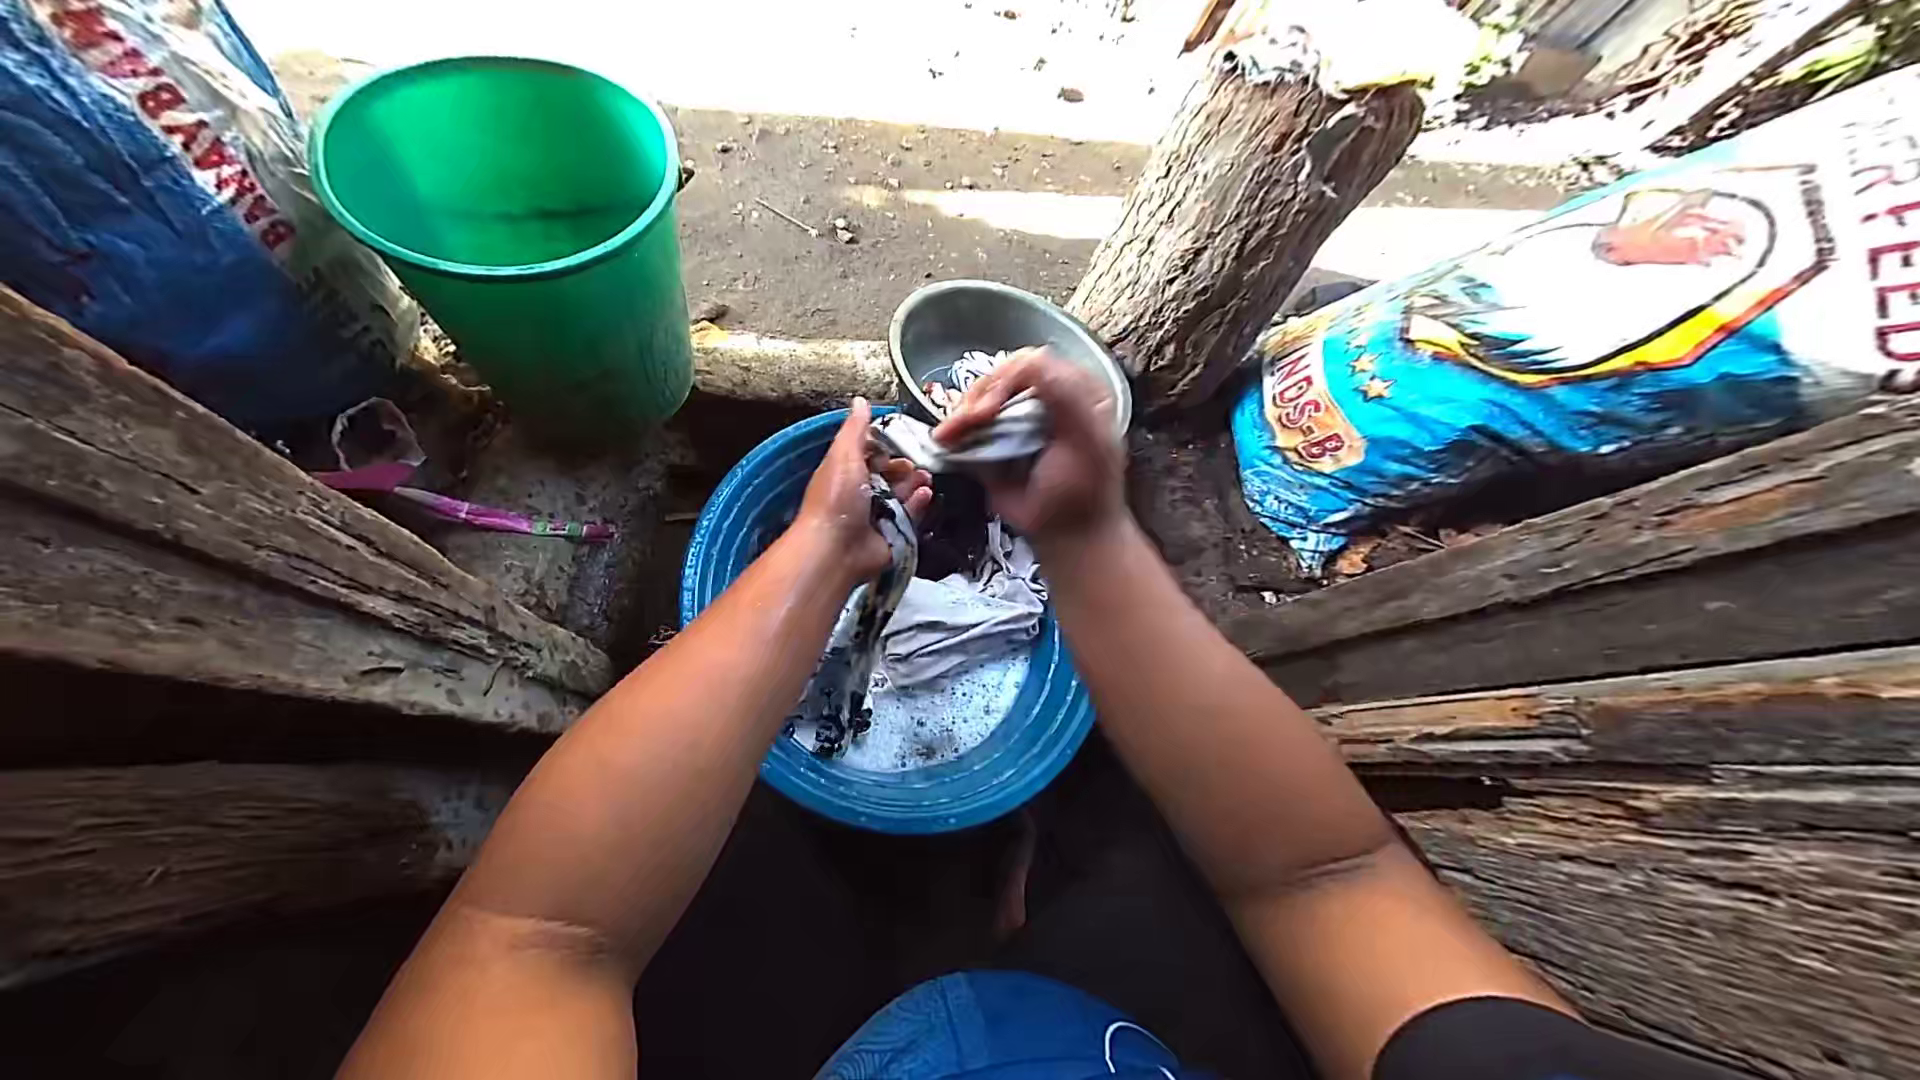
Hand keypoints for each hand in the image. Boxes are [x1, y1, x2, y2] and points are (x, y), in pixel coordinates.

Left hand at [793, 397, 932, 583]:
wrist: (836, 548)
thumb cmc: (835, 499)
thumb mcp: (844, 455)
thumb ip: (855, 428)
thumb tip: (860, 401)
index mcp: (845, 472)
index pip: (870, 455)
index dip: (886, 447)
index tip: (901, 442)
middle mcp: (860, 494)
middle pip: (889, 475)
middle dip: (905, 467)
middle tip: (919, 462)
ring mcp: (877, 516)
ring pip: (903, 495)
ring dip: (915, 484)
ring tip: (925, 477)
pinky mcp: (893, 535)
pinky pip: (911, 517)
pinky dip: (919, 505)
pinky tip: (925, 495)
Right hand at [933, 347, 1126, 543]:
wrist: (1068, 535)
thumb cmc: (1084, 491)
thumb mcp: (1086, 439)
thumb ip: (1066, 395)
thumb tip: (1030, 358)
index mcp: (1074, 390)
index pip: (1032, 364)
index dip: (1004, 380)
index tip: (989, 410)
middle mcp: (1043, 398)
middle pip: (998, 377)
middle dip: (977, 398)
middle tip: (965, 423)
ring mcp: (1016, 419)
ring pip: (979, 397)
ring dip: (960, 414)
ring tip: (949, 435)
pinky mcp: (994, 440)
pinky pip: (969, 423)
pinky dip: (954, 429)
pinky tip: (946, 439)